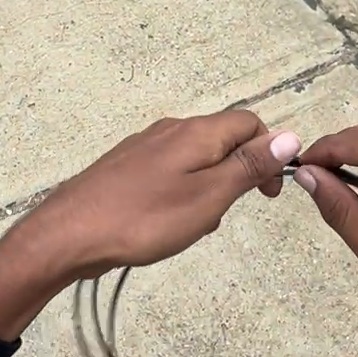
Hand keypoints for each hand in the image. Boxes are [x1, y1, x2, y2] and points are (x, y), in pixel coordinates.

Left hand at [18, 109, 300, 278]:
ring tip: (191, 226)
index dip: (269, 153)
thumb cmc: (144, 218)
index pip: (249, 122)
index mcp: (196, 132)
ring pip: (196, 160)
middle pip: (222, 140)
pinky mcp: (126, 167)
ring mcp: (144, 147)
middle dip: (235, 176)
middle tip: (222, 214)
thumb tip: (288, 136)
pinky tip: (165, 225)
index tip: (267, 193)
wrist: (69, 234)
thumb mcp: (209, 196)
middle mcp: (170, 130)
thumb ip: (248, 166)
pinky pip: (169, 173)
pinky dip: (181, 195)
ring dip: (208, 190)